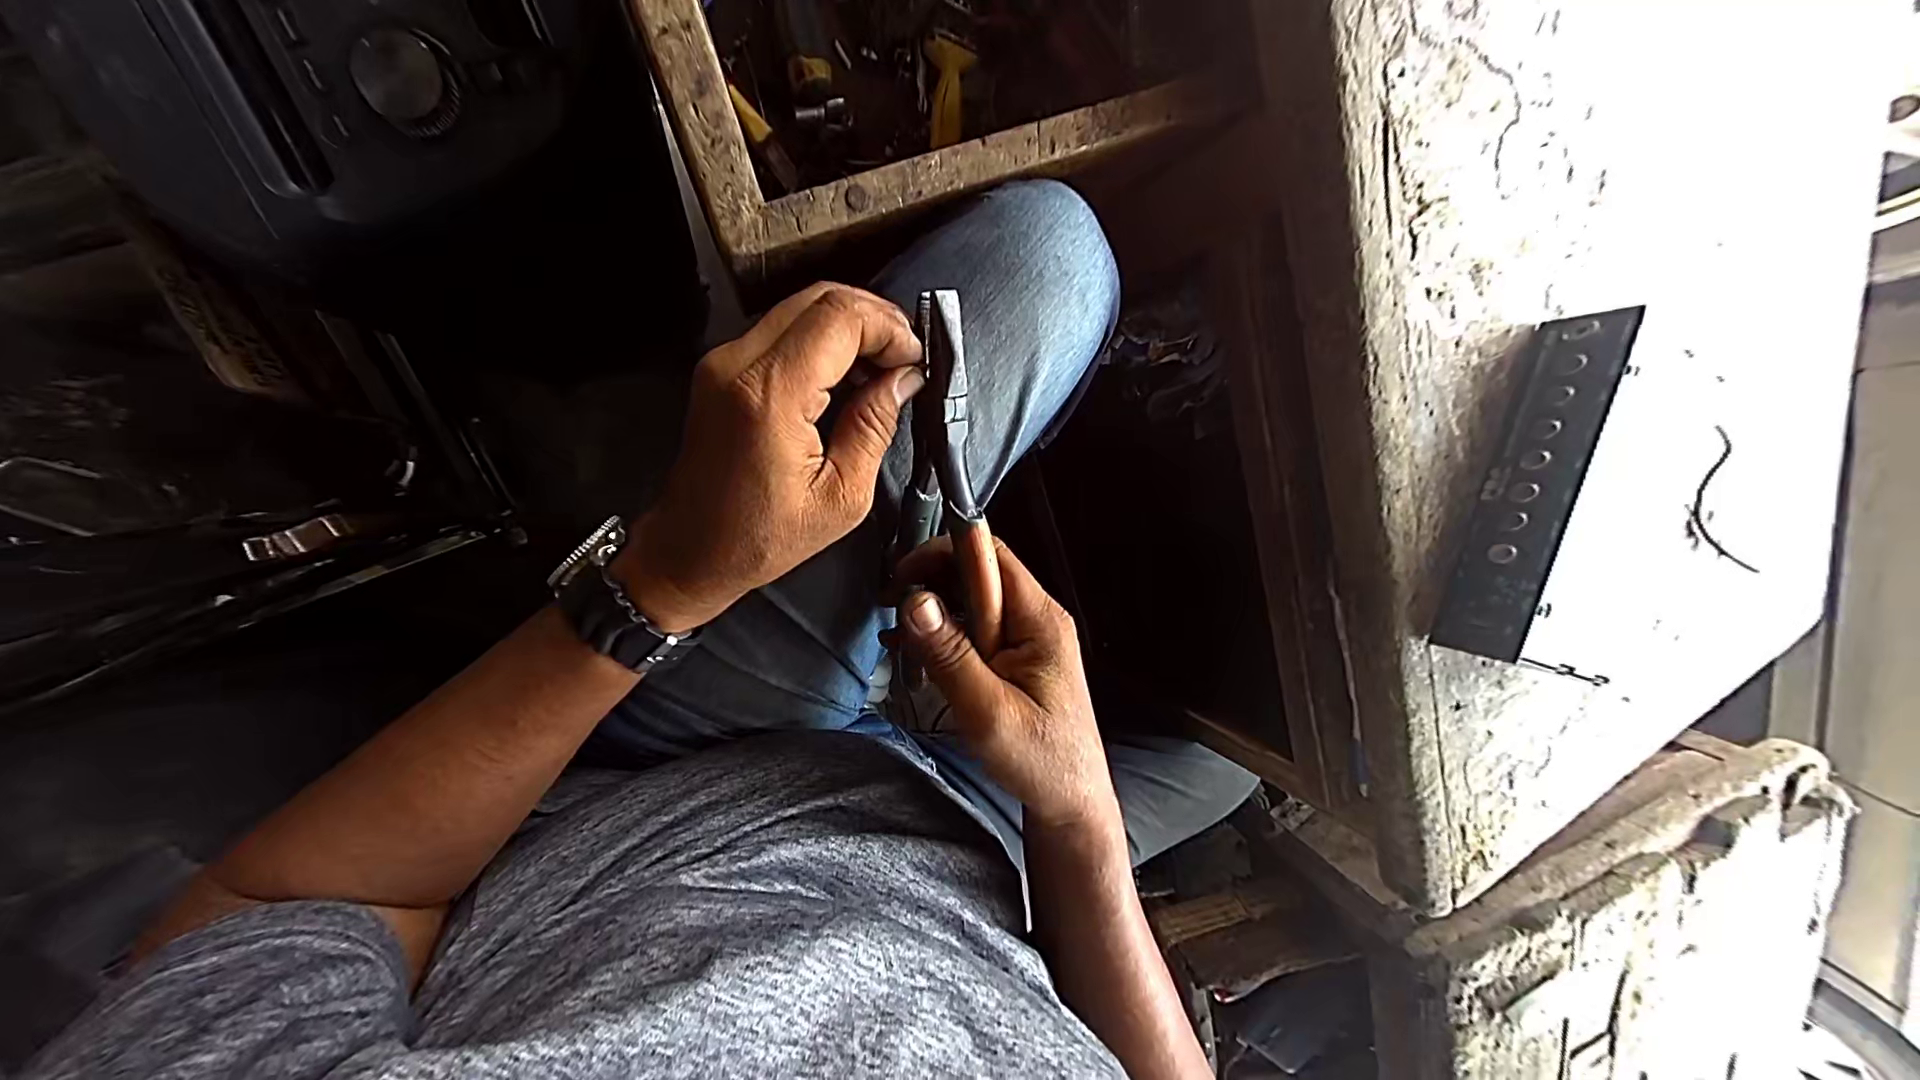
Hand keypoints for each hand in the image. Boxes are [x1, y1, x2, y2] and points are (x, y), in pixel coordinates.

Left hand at [619, 284, 923, 631]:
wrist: (691, 549)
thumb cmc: (758, 537)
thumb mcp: (841, 497)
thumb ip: (875, 427)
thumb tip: (904, 379)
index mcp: (770, 397)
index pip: (839, 318)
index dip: (889, 329)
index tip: (915, 359)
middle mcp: (738, 366)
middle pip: (821, 298)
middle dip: (875, 320)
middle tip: (905, 358)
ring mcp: (724, 362)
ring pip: (803, 307)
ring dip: (852, 328)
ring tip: (883, 368)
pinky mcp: (722, 369)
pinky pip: (784, 330)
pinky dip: (825, 340)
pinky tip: (849, 374)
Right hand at [893, 536, 1118, 830]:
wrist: (1069, 798)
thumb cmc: (1041, 761)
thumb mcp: (988, 711)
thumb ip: (951, 654)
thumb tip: (917, 601)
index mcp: (1040, 620)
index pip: (990, 556)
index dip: (942, 554)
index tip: (902, 575)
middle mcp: (1036, 618)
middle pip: (977, 572)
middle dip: (930, 582)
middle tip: (893, 607)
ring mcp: (1026, 635)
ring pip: (970, 599)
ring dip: (932, 610)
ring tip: (901, 636)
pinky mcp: (1015, 653)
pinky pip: (974, 625)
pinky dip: (943, 632)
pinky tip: (918, 651)